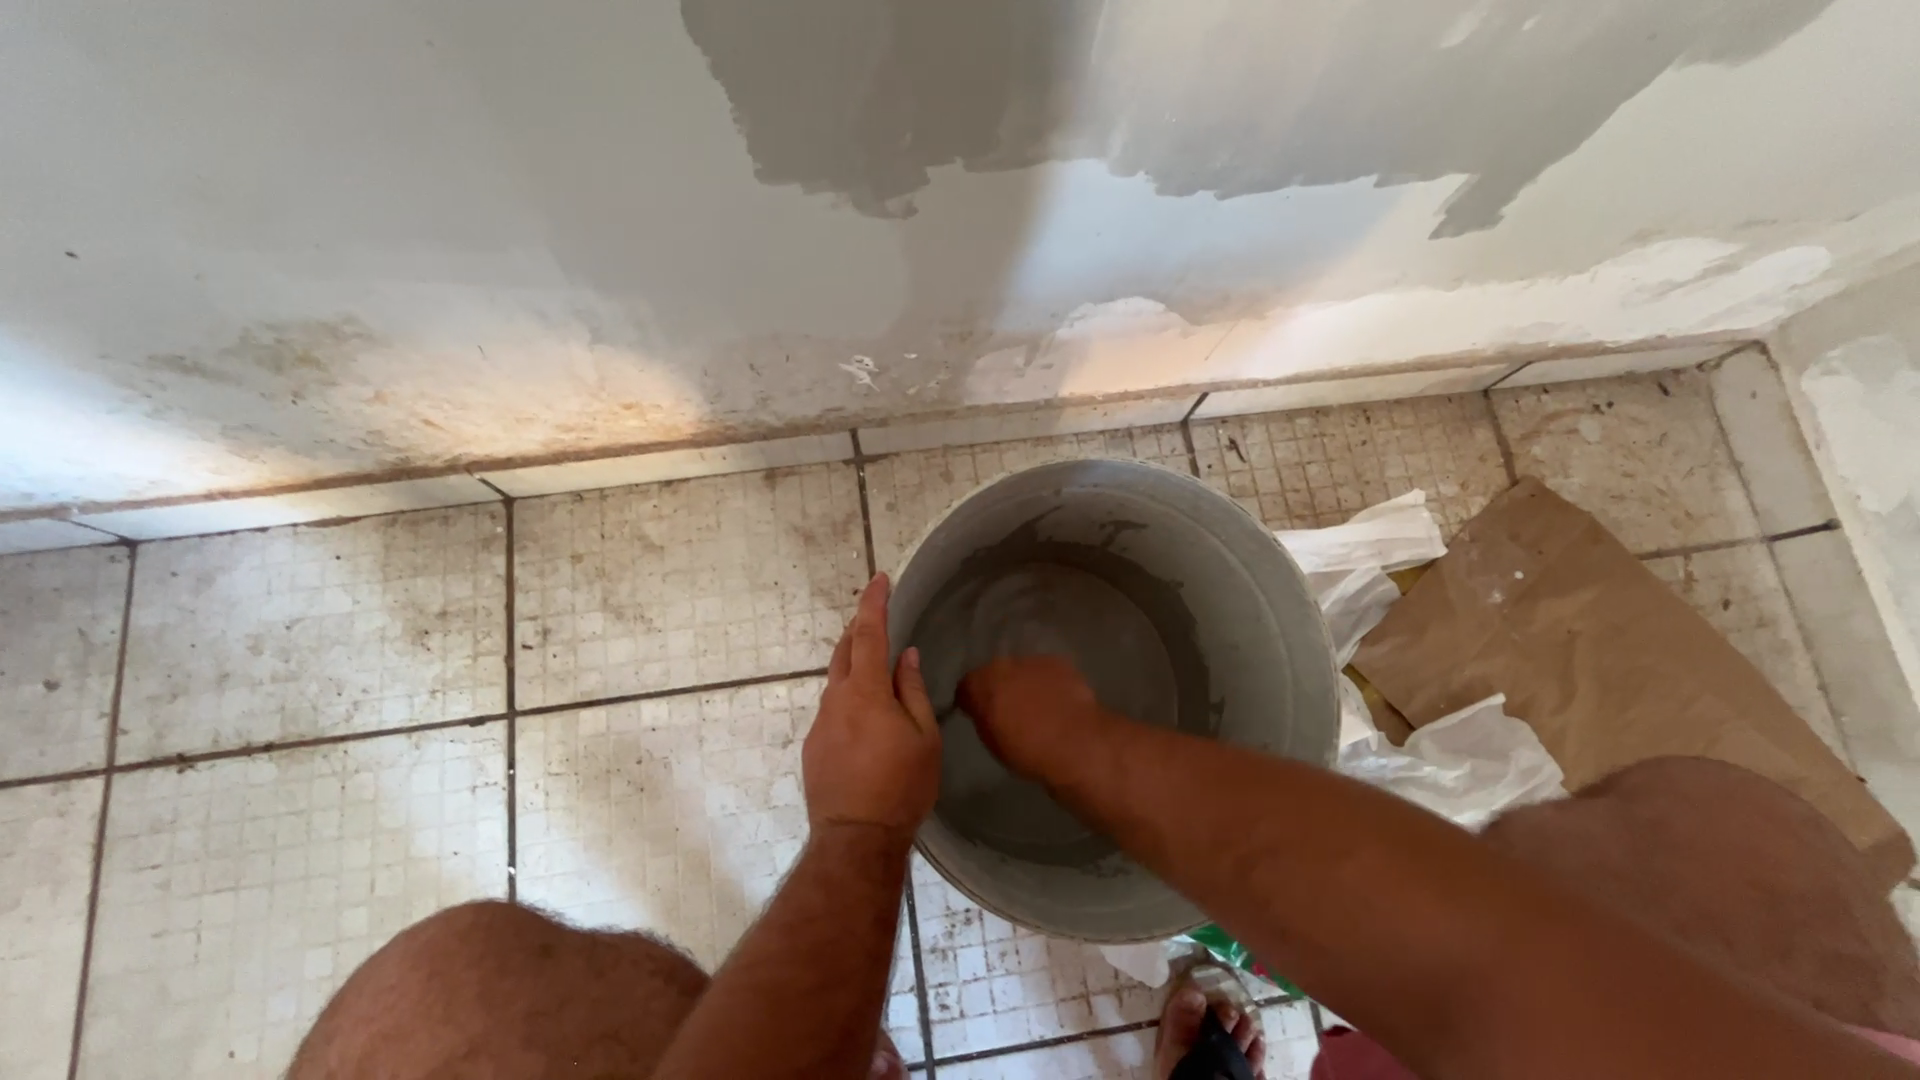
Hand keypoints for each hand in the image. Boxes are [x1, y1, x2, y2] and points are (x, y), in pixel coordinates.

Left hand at [803, 573, 941, 843]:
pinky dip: (850, 700)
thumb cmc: (901, 787)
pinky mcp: (813, 746)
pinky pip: (833, 710)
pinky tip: (867, 721)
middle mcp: (836, 700)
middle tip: (877, 617)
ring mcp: (820, 724)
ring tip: (878, 672)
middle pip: (844, 651)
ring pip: (837, 682)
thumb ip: (912, 691)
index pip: (868, 634)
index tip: (880, 579)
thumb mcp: (923, 738)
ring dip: (855, 667)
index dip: (874, 604)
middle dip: (859, 628)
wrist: (855, 838)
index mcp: (866, 692)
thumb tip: (906, 655)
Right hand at [955, 655, 1114, 778]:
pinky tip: (1057, 701)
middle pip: (994, 673)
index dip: (970, 699)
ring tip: (1036, 706)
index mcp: (981, 683)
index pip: (966, 685)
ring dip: (1024, 683)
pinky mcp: (1060, 663)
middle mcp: (1004, 665)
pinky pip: (1046, 671)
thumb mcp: (992, 742)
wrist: (1075, 742)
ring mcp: (1033, 661)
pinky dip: (1048, 682)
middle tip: (1007, 709)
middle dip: (998, 687)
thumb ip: (983, 718)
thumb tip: (982, 709)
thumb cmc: (1026, 750)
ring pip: (1022, 670)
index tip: (977, 713)